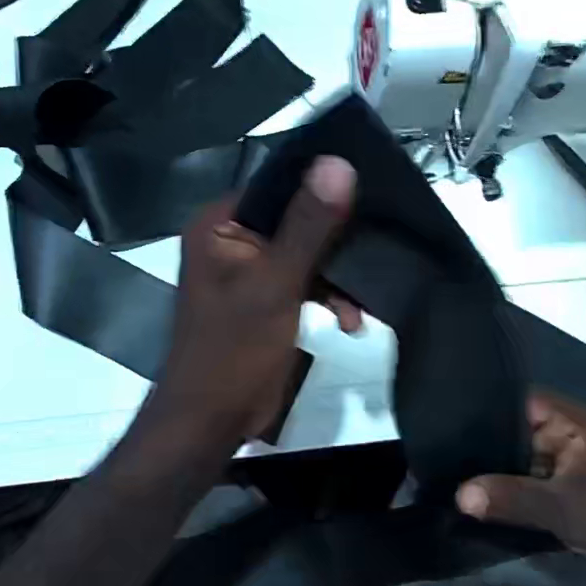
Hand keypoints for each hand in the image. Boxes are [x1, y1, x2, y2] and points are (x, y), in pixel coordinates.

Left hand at [146, 156, 357, 442]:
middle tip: (375, 252)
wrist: (211, 422)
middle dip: (335, 243)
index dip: (321, 188)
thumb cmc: (234, 349)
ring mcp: (247, 269)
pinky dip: (325, 297)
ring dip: (335, 277)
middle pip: (295, 220)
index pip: (277, 186)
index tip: (369, 194)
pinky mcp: (264, 297)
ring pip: (305, 253)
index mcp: (219, 223)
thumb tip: (337, 162)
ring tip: (361, 305)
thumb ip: (308, 225)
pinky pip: (302, 280)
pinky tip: (351, 322)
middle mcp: (230, 239)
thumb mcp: (277, 282)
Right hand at [457, 392, 585, 585]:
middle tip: (436, 444)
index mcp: (571, 420)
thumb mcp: (566, 509)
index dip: (481, 403)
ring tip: (445, 465)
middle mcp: (565, 433)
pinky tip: (472, 491)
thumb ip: (512, 498)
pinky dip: (504, 486)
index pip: (514, 397)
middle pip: (511, 427)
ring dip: (490, 466)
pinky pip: (524, 479)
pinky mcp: (562, 489)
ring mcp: (564, 462)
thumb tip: (458, 493)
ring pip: (515, 456)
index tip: (442, 410)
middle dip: (479, 439)